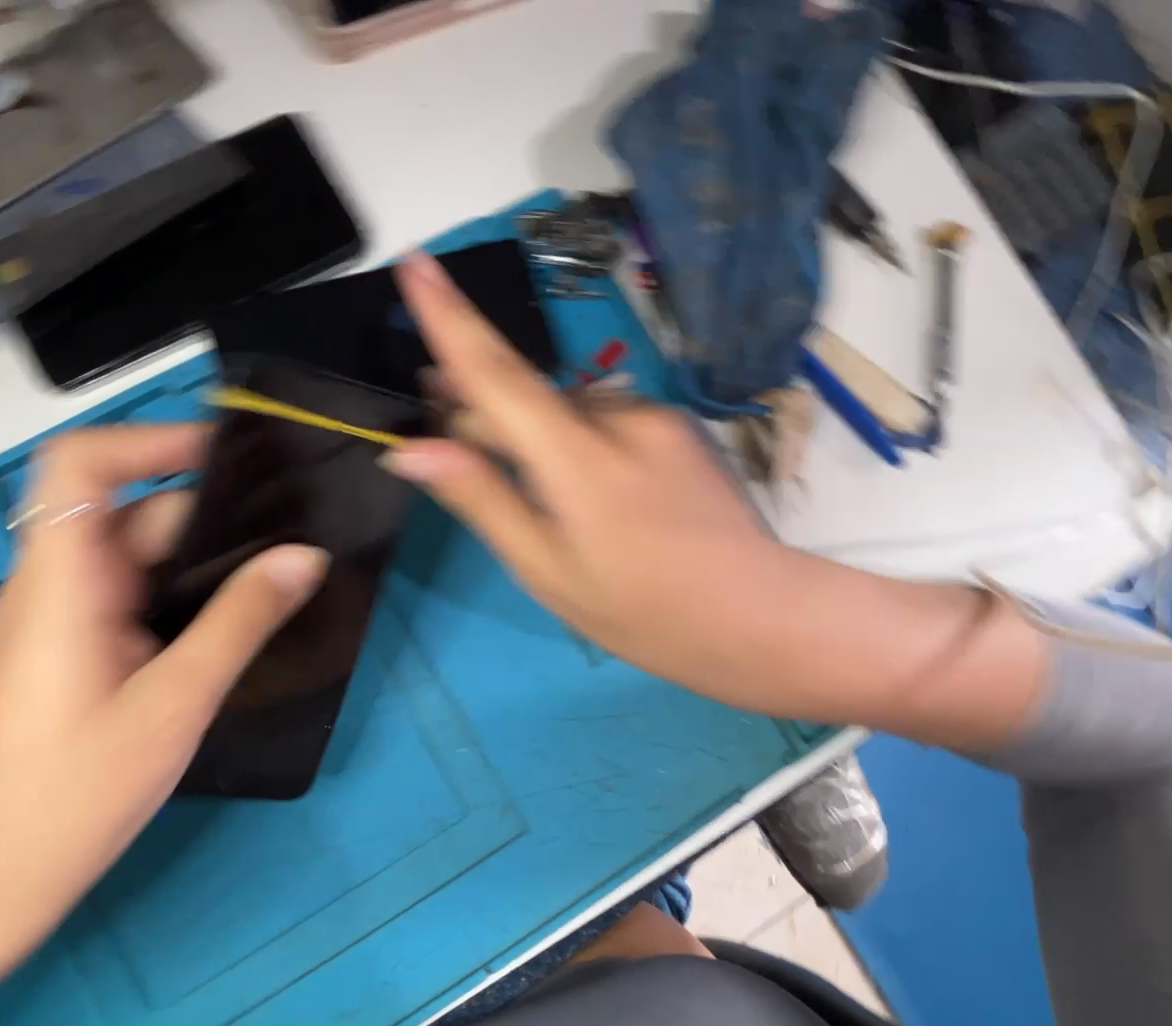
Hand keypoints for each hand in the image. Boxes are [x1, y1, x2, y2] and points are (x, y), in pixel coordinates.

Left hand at [0, 426, 325, 963]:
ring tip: (281, 579)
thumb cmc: (77, 792)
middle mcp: (56, 584)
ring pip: (139, 557)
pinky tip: (236, 623)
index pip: (79, 464)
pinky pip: (135, 596)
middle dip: (210, 517)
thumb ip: (241, 622)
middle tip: (292, 538)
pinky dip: (185, 595)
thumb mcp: (175, 703)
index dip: (148, 440)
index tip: (230, 460)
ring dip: (204, 562)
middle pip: (130, 511)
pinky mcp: (78, 648)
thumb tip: (305, 556)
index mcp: (60, 581)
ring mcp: (65, 618)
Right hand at [382, 252, 784, 709]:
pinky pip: (599, 417)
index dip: (451, 318)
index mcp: (580, 462)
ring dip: (527, 431)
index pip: (500, 376)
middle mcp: (621, 417)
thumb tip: (411, 450)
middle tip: (439, 442)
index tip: (414, 263)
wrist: (760, 616)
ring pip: (561, 408)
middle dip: (476, 412)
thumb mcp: (545, 569)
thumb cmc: (641, 612)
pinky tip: (580, 487)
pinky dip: (569, 438)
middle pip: (525, 394)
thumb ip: (482, 498)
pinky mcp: (675, 422)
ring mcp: (655, 415)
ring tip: (526, 487)